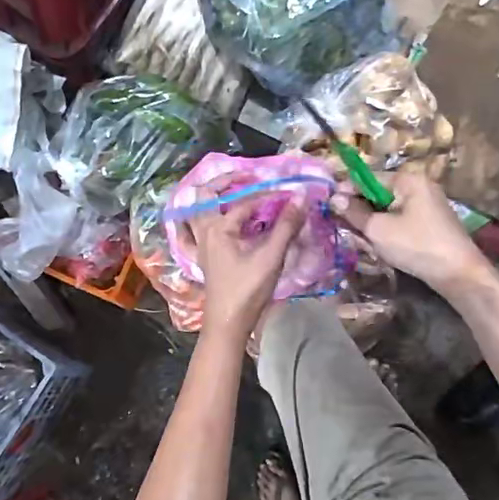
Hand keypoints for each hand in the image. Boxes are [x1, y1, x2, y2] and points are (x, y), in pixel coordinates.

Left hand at [186, 194, 305, 337]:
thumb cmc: (247, 290)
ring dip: (212, 198)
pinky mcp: (204, 256)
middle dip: (224, 181)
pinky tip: (223, 221)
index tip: (290, 192)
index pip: (245, 201)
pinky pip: (197, 228)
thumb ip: (286, 226)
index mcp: (217, 228)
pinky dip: (207, 217)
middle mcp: (204, 231)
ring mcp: (201, 244)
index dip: (269, 194)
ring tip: (232, 191)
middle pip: (205, 195)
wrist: (227, 324)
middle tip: (247, 176)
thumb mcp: (271, 257)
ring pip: (197, 211)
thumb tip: (301, 197)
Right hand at [332, 170, 492, 293]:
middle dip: (359, 208)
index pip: (368, 178)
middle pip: (379, 192)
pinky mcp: (431, 222)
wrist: (458, 273)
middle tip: (341, 225)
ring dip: (372, 221)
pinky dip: (387, 228)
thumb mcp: (379, 229)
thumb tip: (334, 198)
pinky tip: (380, 243)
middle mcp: (420, 185)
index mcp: (408, 180)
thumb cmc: (416, 246)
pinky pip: (401, 218)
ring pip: (389, 208)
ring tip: (359, 236)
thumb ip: (354, 212)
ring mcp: (428, 204)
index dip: (347, 190)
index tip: (328, 205)